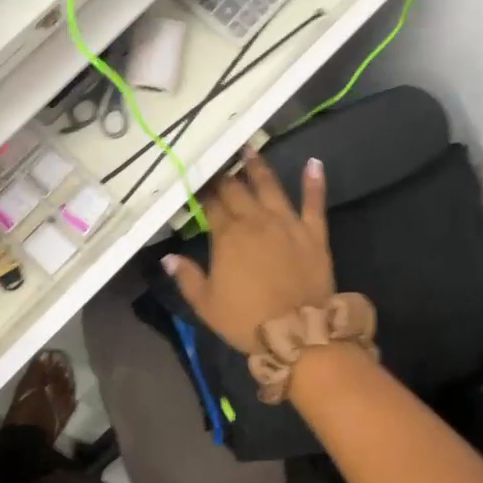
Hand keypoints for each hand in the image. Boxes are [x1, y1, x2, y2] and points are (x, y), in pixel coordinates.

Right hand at [164, 148, 334, 352]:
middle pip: (236, 190)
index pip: (211, 204)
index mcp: (227, 235)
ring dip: (258, 166)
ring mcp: (287, 223)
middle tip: (217, 160)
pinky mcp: (314, 233)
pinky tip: (314, 163)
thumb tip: (168, 256)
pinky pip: (314, 202)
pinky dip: (314, 182)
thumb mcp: (206, 304)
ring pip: (270, 187)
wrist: (298, 335)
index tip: (194, 180)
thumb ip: (187, 277)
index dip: (201, 191)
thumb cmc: (246, 320)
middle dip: (224, 175)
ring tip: (249, 147)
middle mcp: (255, 221)